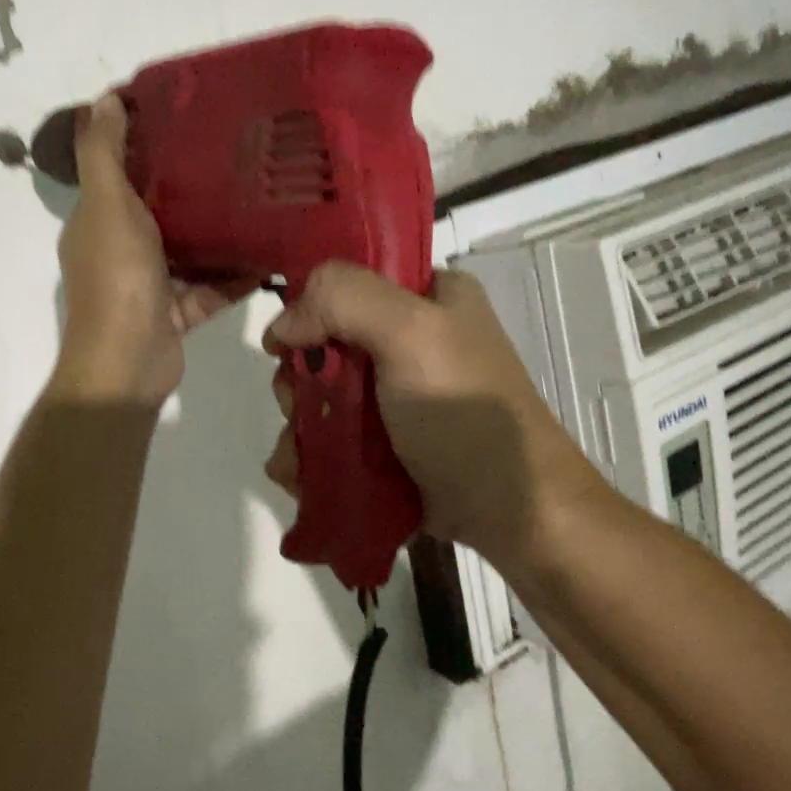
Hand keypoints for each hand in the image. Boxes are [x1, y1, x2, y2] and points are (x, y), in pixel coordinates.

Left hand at [49, 94, 252, 403]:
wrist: (127, 363)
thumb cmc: (116, 279)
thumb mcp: (107, 205)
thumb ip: (105, 154)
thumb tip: (106, 100)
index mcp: (97, 223)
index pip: (118, 175)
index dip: (145, 145)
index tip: (187, 117)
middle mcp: (119, 252)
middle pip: (157, 212)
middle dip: (191, 187)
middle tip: (236, 155)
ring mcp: (148, 286)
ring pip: (186, 252)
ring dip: (217, 233)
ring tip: (259, 201)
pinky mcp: (175, 315)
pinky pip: (208, 289)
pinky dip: (232, 276)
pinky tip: (267, 256)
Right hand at [261, 262, 608, 571]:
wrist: (507, 508)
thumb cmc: (462, 412)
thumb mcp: (412, 332)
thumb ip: (342, 301)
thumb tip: (282, 329)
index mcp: (428, 297)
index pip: (349, 282)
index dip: (309, 308)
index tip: (287, 344)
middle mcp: (409, 344)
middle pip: (321, 347)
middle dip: (299, 382)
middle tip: (302, 406)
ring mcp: (393, 401)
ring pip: (317, 401)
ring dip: (298, 430)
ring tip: (303, 458)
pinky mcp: (381, 449)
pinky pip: (326, 442)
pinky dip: (307, 460)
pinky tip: (304, 478)